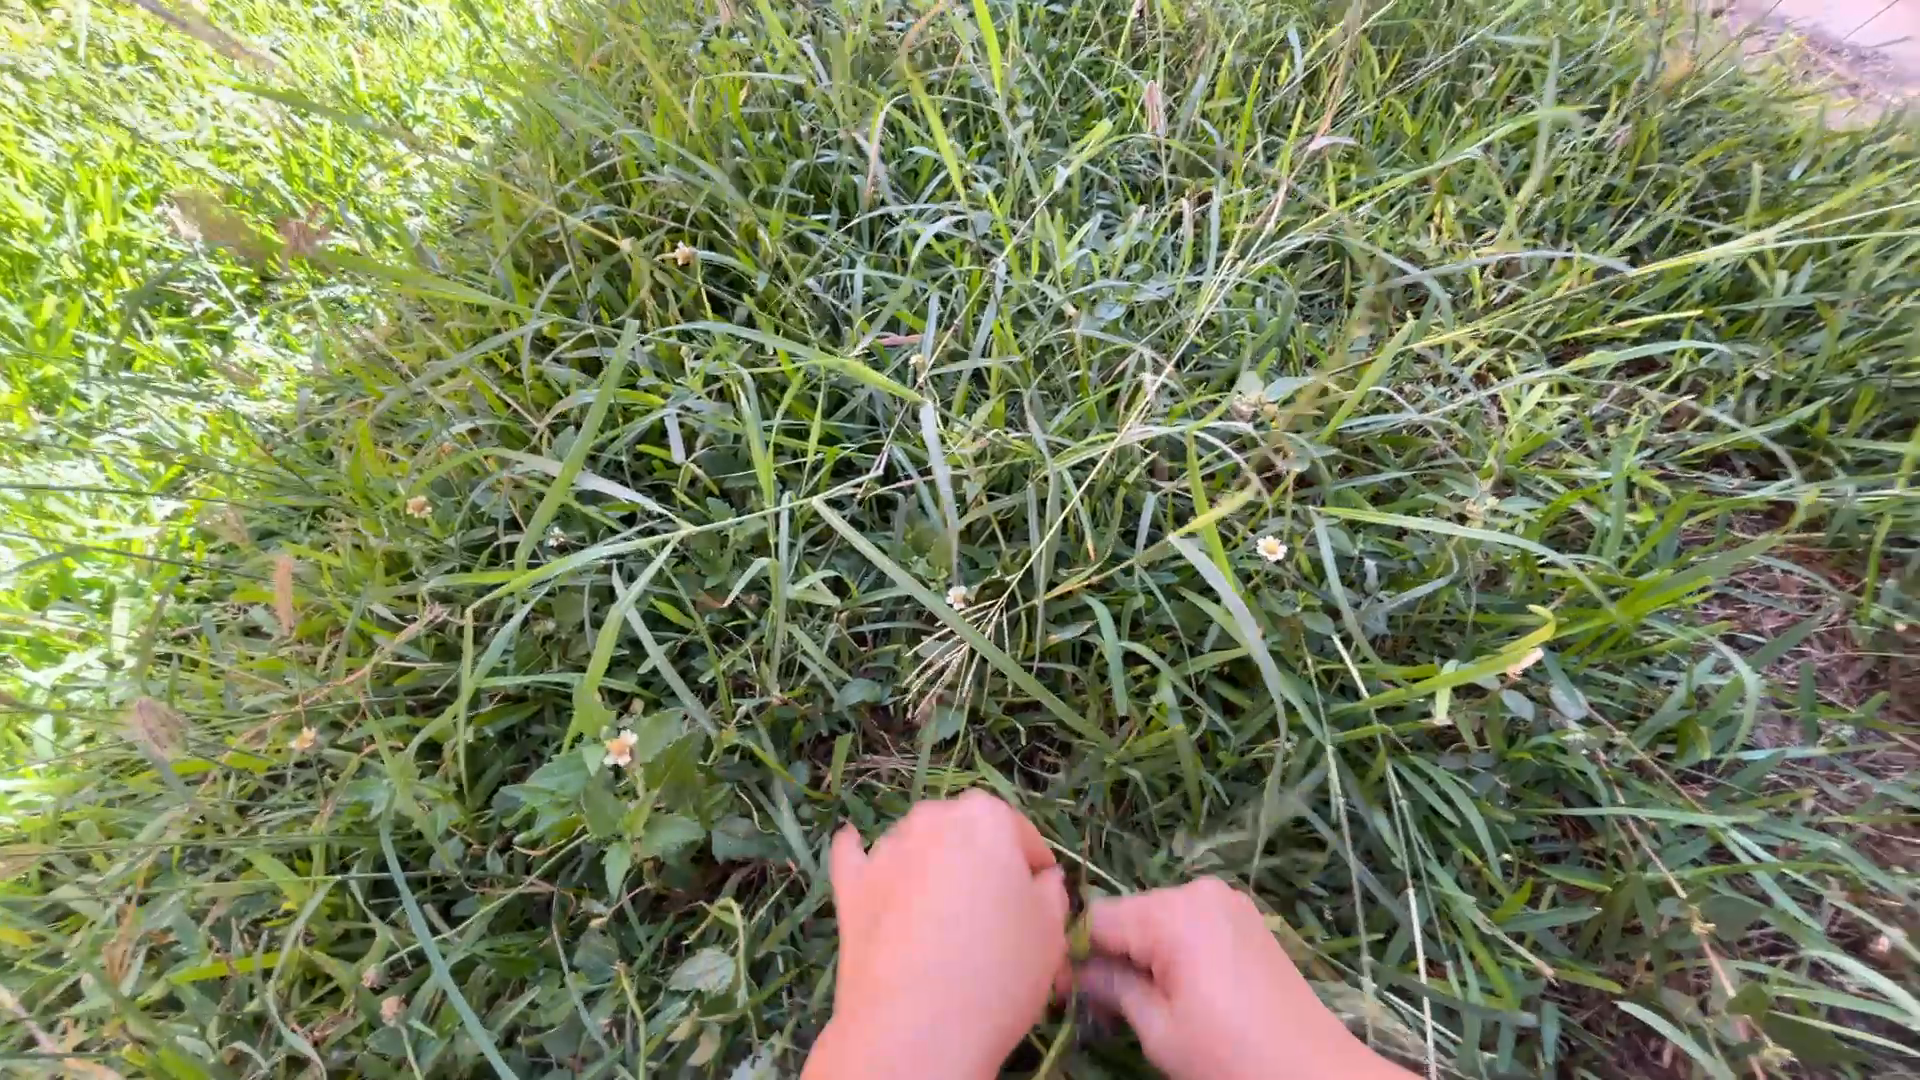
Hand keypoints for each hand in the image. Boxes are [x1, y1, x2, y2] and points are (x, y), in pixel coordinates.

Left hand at [803, 791, 1068, 1079]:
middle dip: (983, 860)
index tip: (1040, 898)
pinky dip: (861, 854)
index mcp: (986, 816)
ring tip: (945, 916)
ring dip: (933, 863)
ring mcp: (886, 848)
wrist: (915, 1028)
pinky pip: (855, 855)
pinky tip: (858, 851)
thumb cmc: (997, 971)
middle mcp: (933, 818)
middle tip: (996, 911)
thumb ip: (1051, 892)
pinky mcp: (851, 883)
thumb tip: (1041, 879)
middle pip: (967, 831)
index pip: (1021, 832)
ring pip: (918, 843)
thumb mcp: (1051, 933)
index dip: (1034, 866)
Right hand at [1066, 877, 1406, 1079]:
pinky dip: (1174, 947)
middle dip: (1113, 952)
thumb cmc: (1234, 1060)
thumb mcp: (1161, 1033)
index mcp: (1173, 913)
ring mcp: (1225, 900)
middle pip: (1130, 913)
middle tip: (1103, 1002)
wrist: (1322, 1079)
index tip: (1065, 989)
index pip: (1100, 917)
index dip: (1077, 952)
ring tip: (1146, 998)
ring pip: (1157, 916)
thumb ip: (1113, 990)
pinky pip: (1189, 920)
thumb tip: (1076, 973)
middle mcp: (1198, 890)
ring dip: (1143, 951)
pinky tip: (1182, 986)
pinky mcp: (1244, 916)